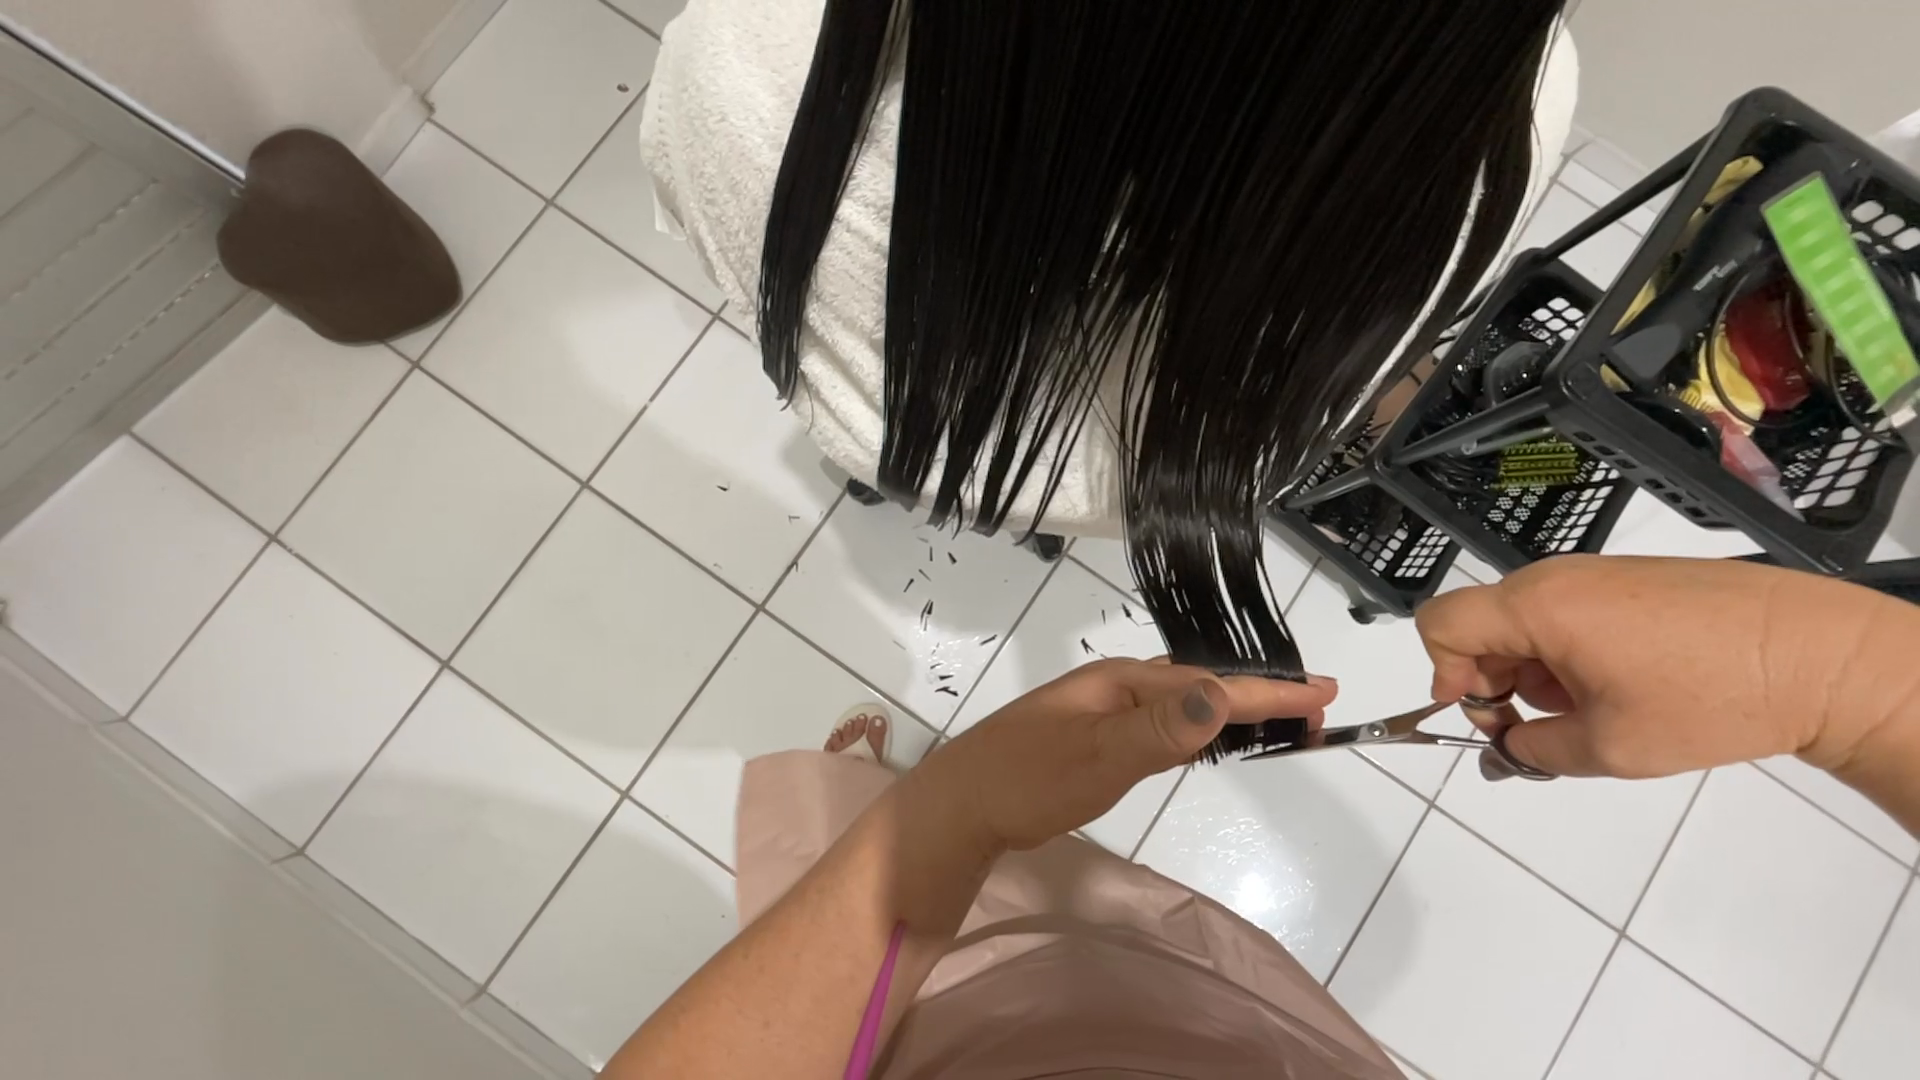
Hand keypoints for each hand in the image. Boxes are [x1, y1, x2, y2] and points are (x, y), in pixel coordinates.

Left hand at [903, 658, 1335, 851]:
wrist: (964, 802)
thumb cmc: (1028, 779)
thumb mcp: (1099, 756)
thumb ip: (1160, 729)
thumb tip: (1224, 695)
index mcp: (1122, 683)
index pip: (1208, 684)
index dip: (1267, 691)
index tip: (1323, 693)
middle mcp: (1117, 688)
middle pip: (1199, 686)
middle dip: (1257, 696)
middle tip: (1313, 710)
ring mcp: (1104, 711)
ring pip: (1181, 704)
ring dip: (1228, 712)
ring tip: (1275, 721)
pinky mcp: (1096, 738)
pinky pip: (1161, 725)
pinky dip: (1194, 730)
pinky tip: (1205, 739)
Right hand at [1415, 554, 1919, 778]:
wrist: (1831, 658)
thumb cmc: (1710, 700)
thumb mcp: (1610, 747)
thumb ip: (1533, 750)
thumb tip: (1507, 746)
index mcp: (1535, 607)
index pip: (1439, 623)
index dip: (1441, 670)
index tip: (1481, 709)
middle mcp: (1552, 578)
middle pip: (1481, 624)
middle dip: (1492, 678)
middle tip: (1537, 721)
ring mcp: (1594, 573)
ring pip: (1523, 621)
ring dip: (1532, 669)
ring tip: (1590, 707)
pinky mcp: (1631, 578)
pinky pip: (1566, 612)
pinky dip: (1568, 652)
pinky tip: (1622, 684)